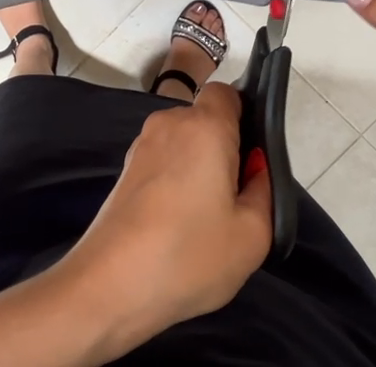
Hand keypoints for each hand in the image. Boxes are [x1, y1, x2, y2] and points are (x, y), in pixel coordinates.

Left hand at [52, 83, 272, 351]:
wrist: (111, 283)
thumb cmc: (189, 255)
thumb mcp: (251, 234)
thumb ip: (263, 190)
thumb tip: (255, 167)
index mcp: (204, 126)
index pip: (227, 93)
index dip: (245, 116)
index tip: (253, 156)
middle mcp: (168, 123)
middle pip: (205, 119)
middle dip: (224, 148)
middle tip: (236, 198)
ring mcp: (142, 145)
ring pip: (183, 142)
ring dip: (198, 167)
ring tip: (206, 219)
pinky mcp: (125, 169)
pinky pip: (163, 161)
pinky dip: (175, 182)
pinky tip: (179, 225)